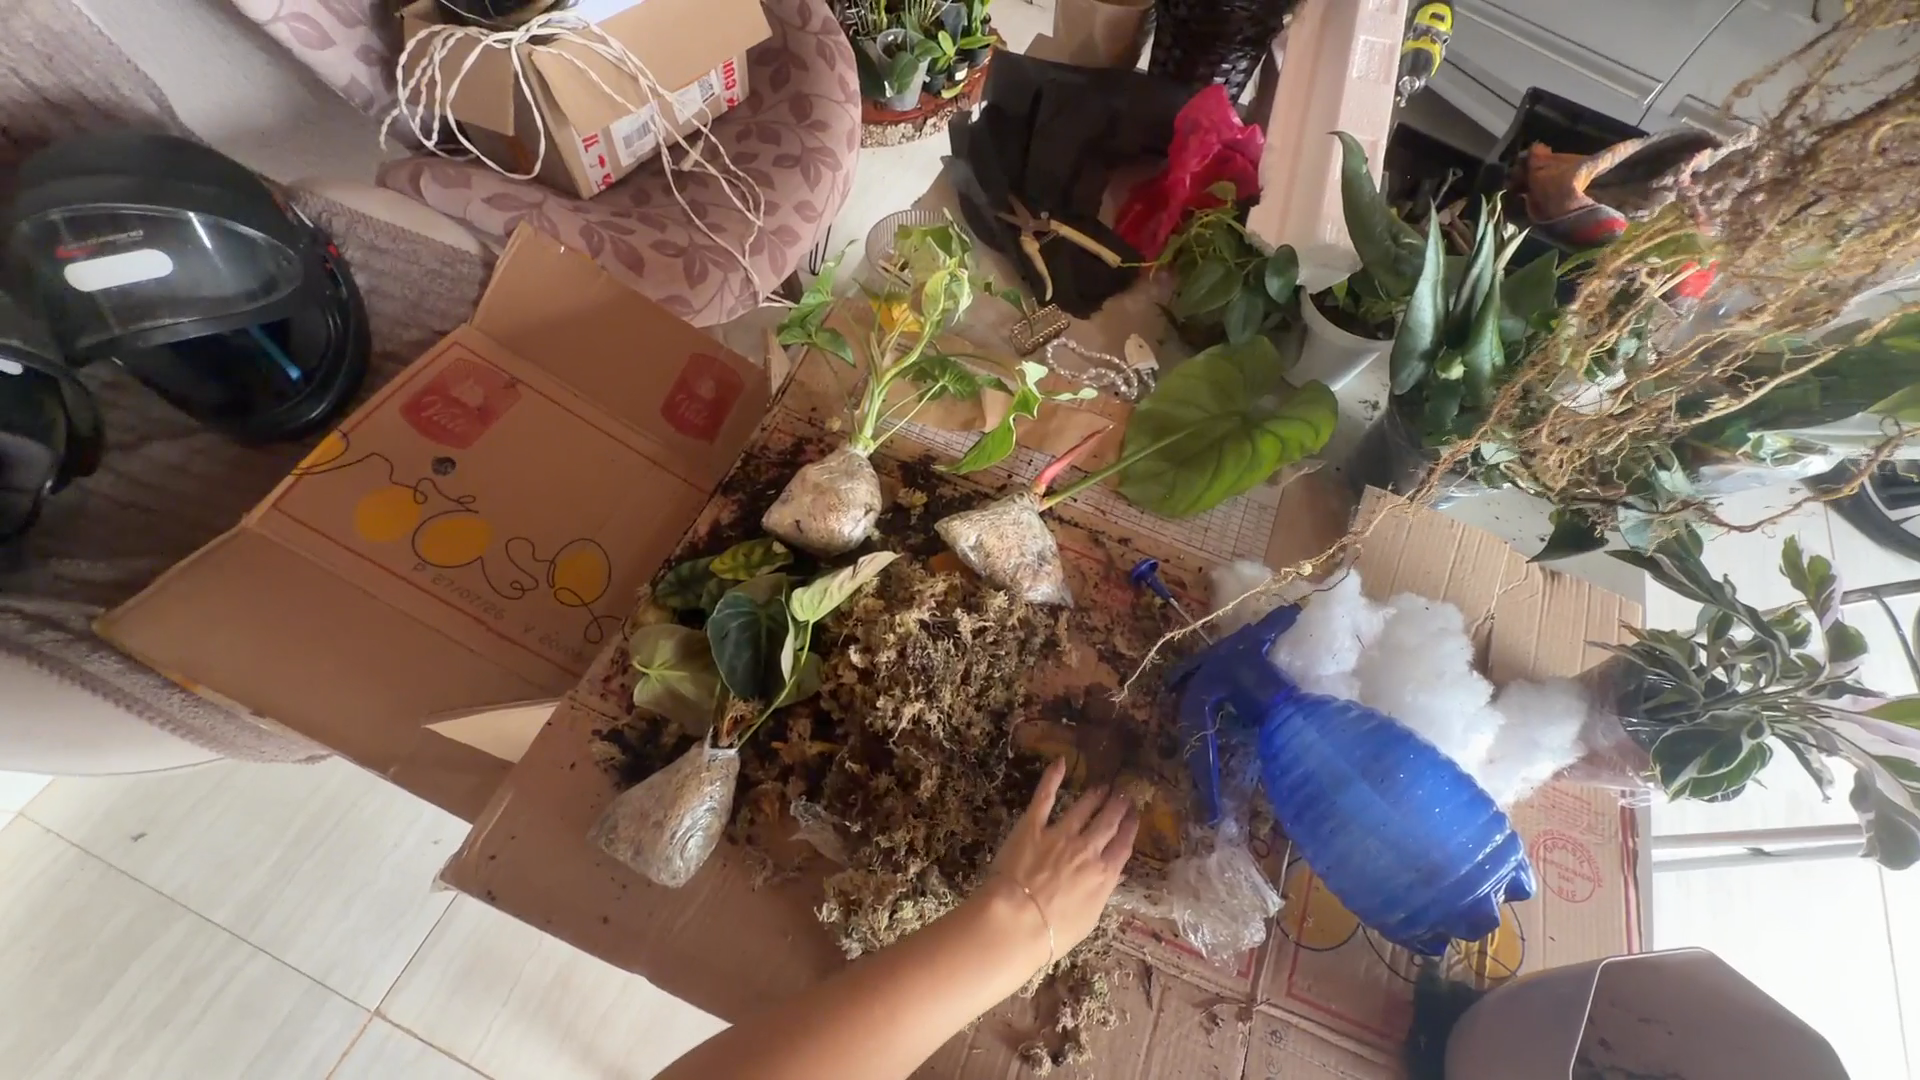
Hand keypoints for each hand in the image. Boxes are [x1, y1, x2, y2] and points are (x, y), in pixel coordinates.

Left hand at [986, 758, 1139, 953]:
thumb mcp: (1089, 918)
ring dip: (1094, 796)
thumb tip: (1115, 874)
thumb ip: (1102, 892)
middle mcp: (1086, 850)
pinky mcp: (1033, 824)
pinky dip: (1052, 778)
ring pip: (1083, 808)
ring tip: (1102, 787)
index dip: (1130, 829)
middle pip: (1107, 823)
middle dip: (1117, 807)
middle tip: (1124, 794)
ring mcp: (1060, 834)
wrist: (1018, 920)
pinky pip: (1045, 796)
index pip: (1122, 847)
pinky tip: (1059, 763)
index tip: (1135, 817)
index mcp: (1103, 875)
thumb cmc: (1054, 932)